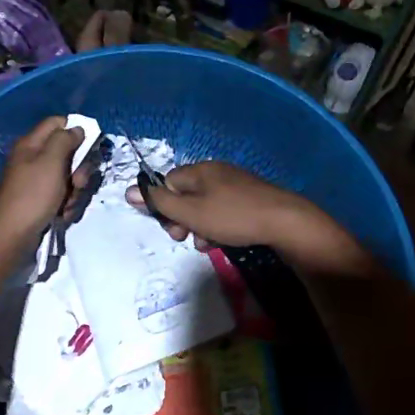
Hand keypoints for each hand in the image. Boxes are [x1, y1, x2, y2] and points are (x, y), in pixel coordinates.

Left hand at [0, 116, 88, 240]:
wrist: (12, 235)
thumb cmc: (33, 194)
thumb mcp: (51, 161)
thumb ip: (65, 139)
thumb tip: (77, 128)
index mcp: (32, 144)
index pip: (58, 123)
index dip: (76, 130)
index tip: (91, 145)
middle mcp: (34, 159)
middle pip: (68, 152)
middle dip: (79, 168)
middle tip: (78, 182)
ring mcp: (38, 181)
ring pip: (70, 177)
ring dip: (75, 191)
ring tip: (66, 204)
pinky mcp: (42, 200)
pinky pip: (64, 195)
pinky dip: (67, 205)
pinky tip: (62, 215)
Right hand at [127, 162, 370, 273]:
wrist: (284, 221)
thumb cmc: (233, 216)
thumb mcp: (190, 212)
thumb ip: (160, 202)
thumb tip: (129, 189)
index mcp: (199, 170)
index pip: (167, 182)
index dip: (162, 205)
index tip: (169, 226)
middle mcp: (215, 172)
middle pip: (185, 195)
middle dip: (181, 219)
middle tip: (184, 238)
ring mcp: (235, 184)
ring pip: (204, 207)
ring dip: (200, 227)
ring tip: (208, 244)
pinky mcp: (249, 198)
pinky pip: (223, 211)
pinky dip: (218, 226)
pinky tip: (224, 241)